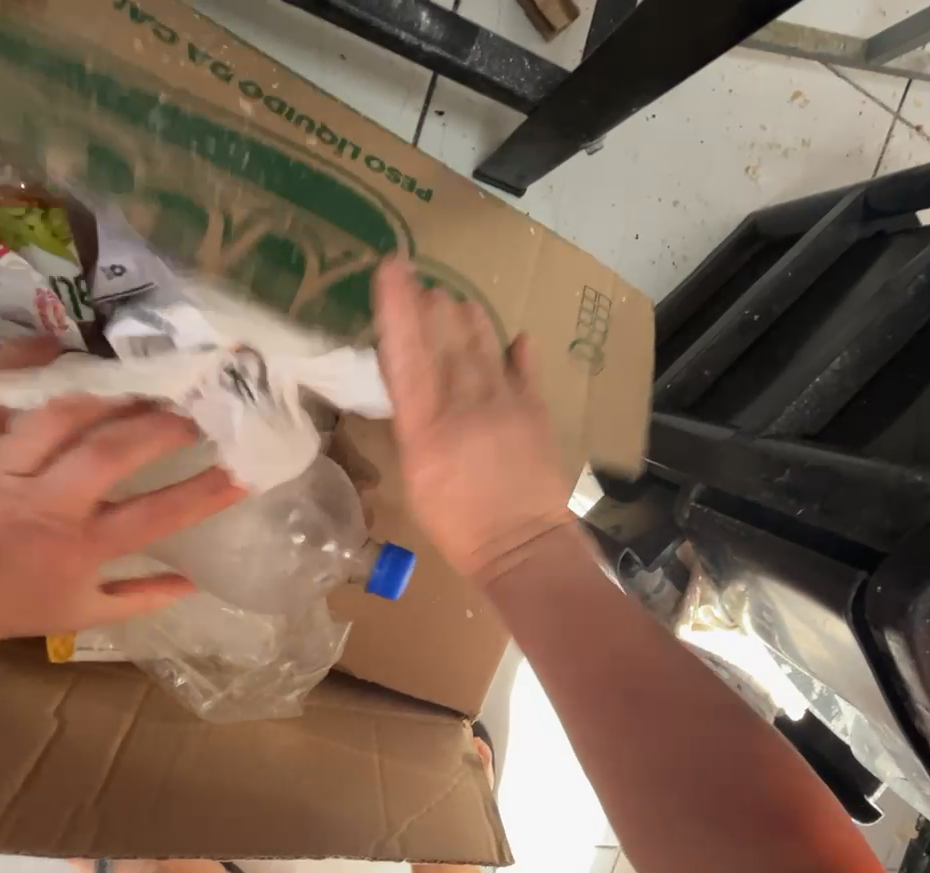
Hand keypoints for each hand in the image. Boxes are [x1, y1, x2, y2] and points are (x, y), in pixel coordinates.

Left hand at [0, 337, 244, 646]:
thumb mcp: (74, 616)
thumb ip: (139, 599)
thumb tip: (195, 583)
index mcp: (79, 546)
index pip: (159, 515)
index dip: (208, 492)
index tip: (245, 471)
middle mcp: (45, 501)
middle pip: (113, 451)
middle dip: (165, 425)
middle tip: (200, 405)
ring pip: (59, 414)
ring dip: (110, 392)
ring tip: (145, 379)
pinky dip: (25, 360)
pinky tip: (61, 344)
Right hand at [373, 257, 573, 583]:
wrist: (522, 547)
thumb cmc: (458, 527)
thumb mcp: (417, 478)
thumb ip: (415, 427)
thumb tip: (414, 388)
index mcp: (426, 425)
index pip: (406, 353)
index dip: (397, 307)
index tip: (392, 269)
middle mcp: (465, 405)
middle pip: (448, 341)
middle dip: (435, 308)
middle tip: (426, 286)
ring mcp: (506, 406)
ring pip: (485, 347)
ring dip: (471, 321)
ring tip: (460, 303)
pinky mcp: (537, 415)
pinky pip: (527, 372)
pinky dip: (520, 352)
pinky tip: (517, 336)